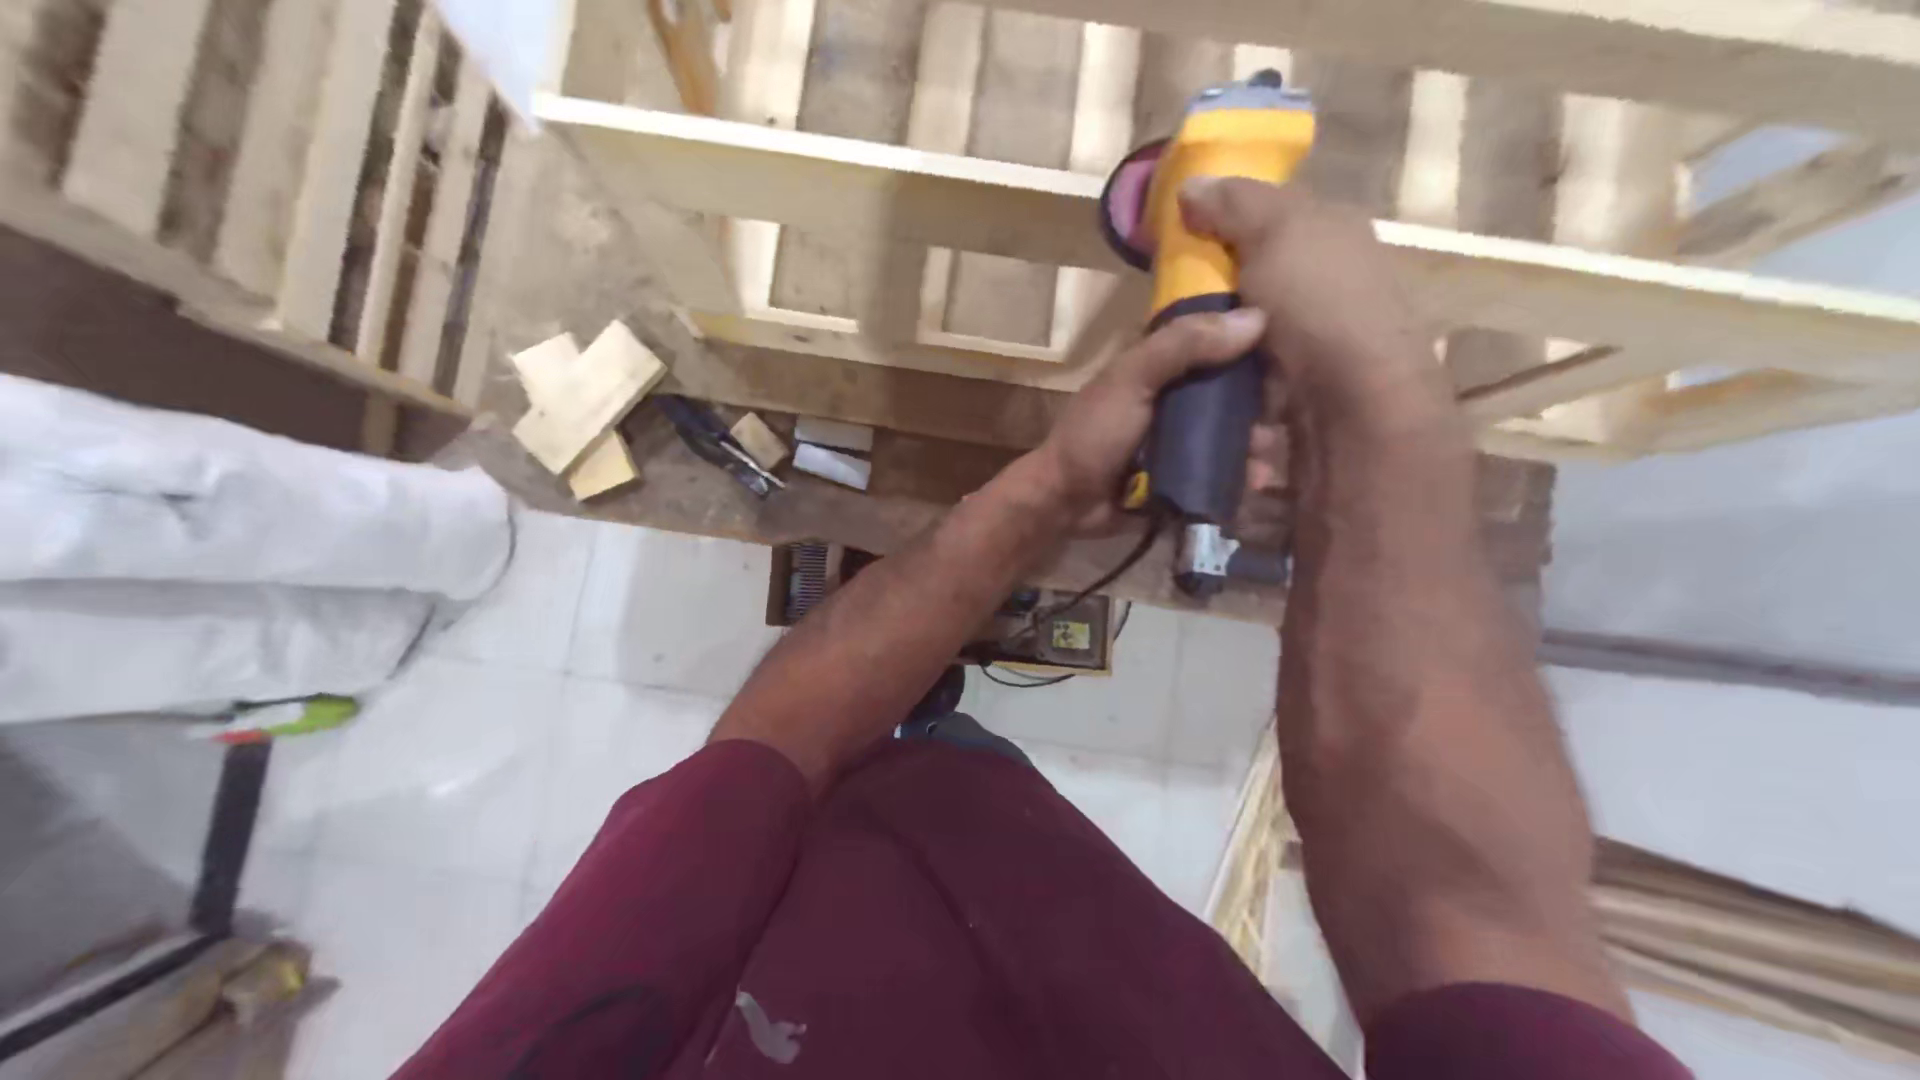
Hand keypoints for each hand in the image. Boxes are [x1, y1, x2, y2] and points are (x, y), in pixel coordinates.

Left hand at [1028, 308, 1265, 531]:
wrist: (1065, 501)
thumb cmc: (1094, 434)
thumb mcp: (1131, 380)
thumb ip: (1182, 346)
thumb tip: (1255, 319)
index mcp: (1163, 368)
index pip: (1219, 346)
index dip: (1253, 351)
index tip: (1286, 360)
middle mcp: (1178, 401)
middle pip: (1235, 396)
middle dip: (1260, 410)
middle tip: (1271, 426)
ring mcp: (1182, 442)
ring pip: (1235, 437)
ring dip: (1255, 449)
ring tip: (1262, 465)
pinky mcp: (1186, 479)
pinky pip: (1224, 474)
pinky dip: (1242, 479)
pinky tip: (1256, 485)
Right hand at [1178, 177, 1461, 446]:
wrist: (1349, 402)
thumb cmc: (1320, 302)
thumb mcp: (1279, 231)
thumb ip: (1234, 203)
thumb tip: (1191, 184)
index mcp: (1331, 233)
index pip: (1268, 215)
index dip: (1224, 218)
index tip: (1179, 233)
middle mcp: (1324, 281)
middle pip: (1250, 273)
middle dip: (1210, 283)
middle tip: (1167, 294)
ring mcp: (1308, 336)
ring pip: (1240, 323)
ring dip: (1209, 331)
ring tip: (1168, 337)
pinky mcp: (1288, 383)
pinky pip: (1240, 365)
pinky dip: (1217, 366)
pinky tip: (1192, 369)